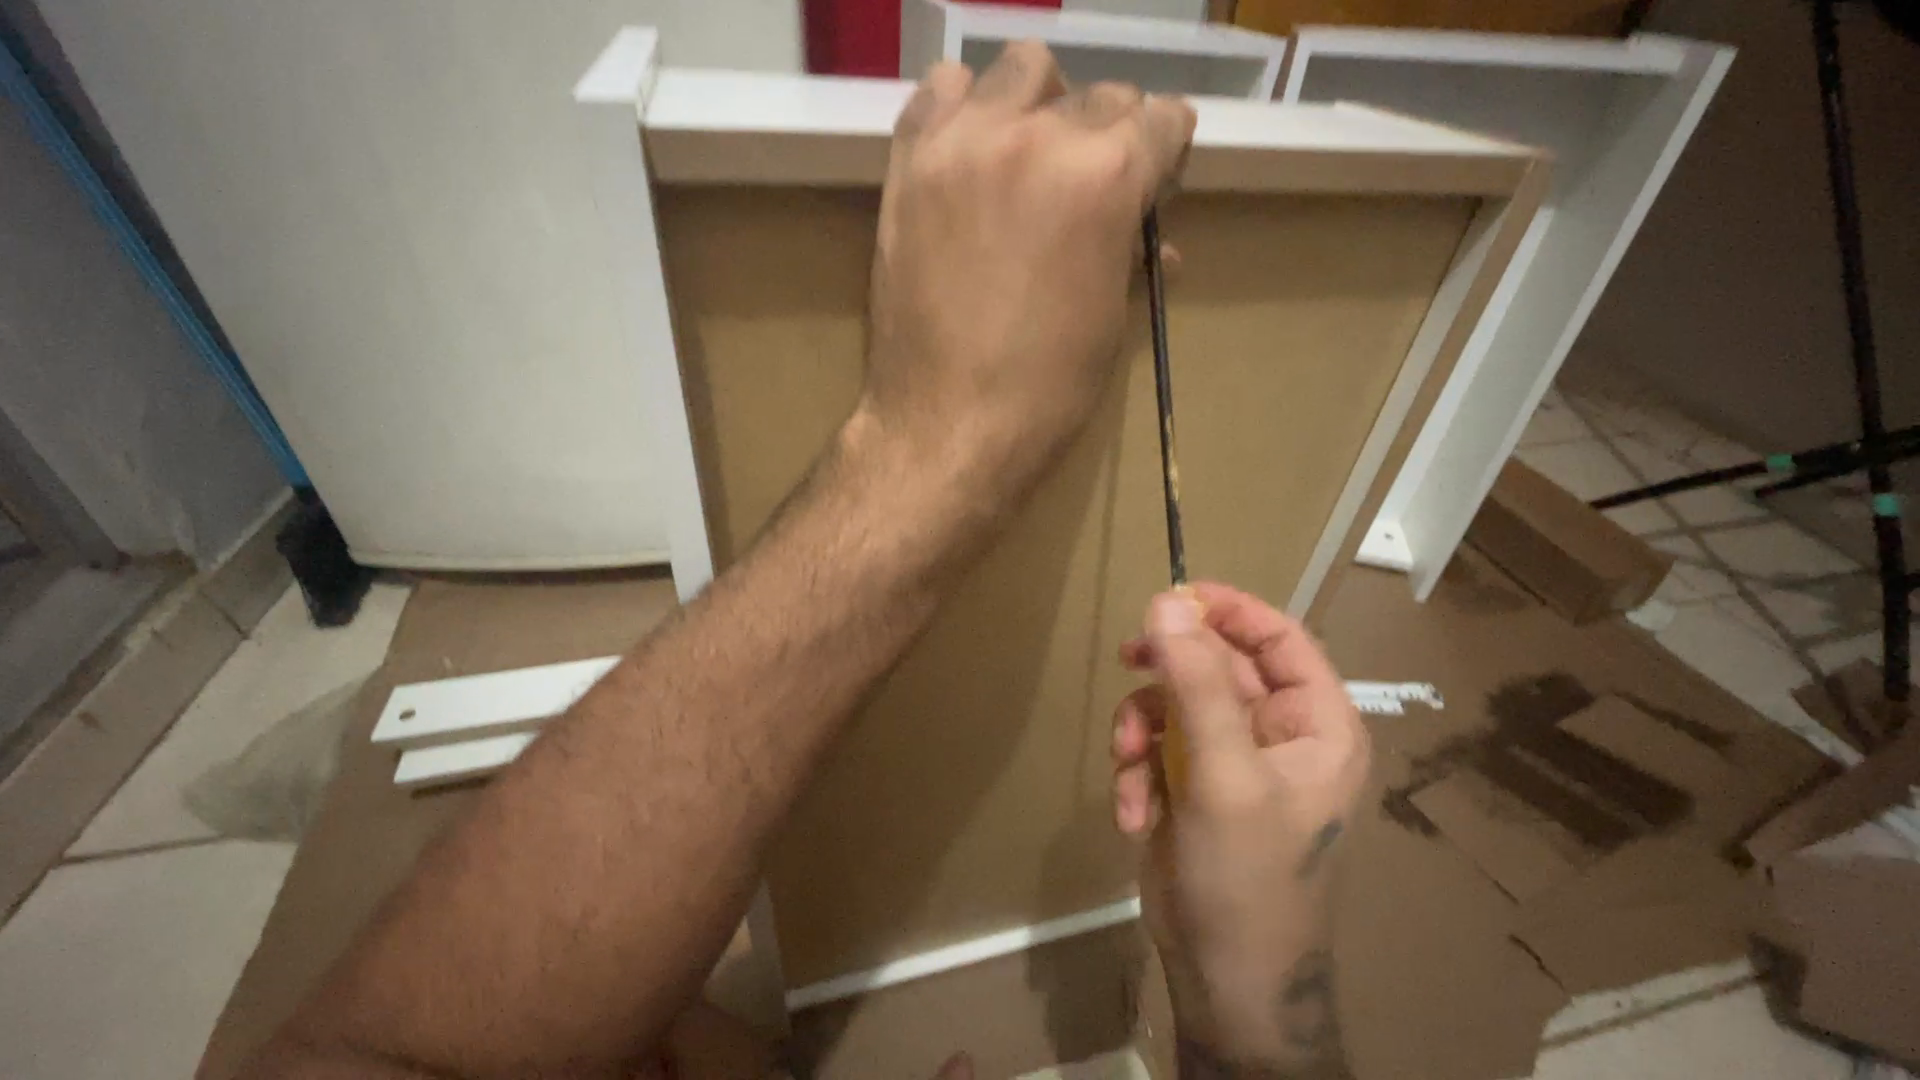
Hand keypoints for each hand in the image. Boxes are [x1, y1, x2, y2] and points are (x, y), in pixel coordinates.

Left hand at [854, 43, 1194, 501]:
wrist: (947, 424)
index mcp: (1108, 178)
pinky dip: (964, 106)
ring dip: (1040, 101)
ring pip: (1021, 68)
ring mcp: (967, 142)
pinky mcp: (911, 161)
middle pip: (1099, 95)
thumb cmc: (1045, 389)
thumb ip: (1132, 251)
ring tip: (1030, 155)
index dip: (1166, 149)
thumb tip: (1159, 240)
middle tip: (1090, 185)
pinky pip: (941, 90)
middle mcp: (1041, 137)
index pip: (1162, 119)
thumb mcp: (1112, 318)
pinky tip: (970, 150)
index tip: (1157, 171)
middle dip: (1110, 135)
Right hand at [1112, 585, 1369, 1071]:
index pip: (1280, 638)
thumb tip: (1166, 602)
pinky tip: (1133, 814)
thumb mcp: (1222, 774)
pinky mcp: (1194, 788)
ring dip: (1141, 730)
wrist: (1226, 980)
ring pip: (1175, 704)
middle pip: (1217, 666)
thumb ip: (1196, 684)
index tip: (1171, 595)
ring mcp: (1232, 762)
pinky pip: (1156, 748)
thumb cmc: (1247, 877)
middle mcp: (1277, 735)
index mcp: (1315, 725)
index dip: (1229, 609)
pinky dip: (1137, 772)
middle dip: (1168, 674)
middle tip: (1128, 657)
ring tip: (1128, 766)